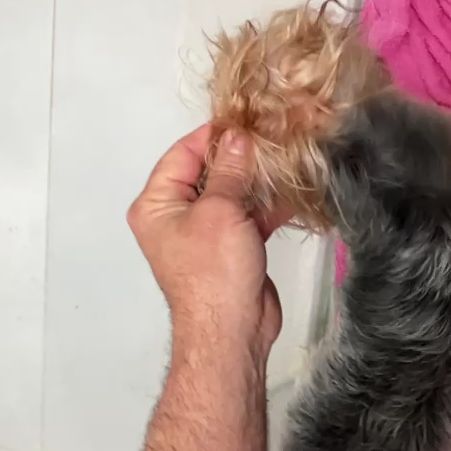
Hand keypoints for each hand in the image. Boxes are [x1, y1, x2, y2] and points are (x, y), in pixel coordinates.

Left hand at [127, 124, 282, 354]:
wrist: (232, 329)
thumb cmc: (215, 272)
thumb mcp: (221, 212)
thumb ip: (231, 171)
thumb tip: (239, 138)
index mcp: (157, 204)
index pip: (183, 154)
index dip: (214, 136)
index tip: (247, 120)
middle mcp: (176, 216)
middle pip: (209, 173)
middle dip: (240, 157)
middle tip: (272, 136)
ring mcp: (206, 233)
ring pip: (233, 195)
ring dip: (258, 181)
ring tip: (287, 158)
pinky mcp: (233, 248)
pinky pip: (249, 217)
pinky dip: (268, 206)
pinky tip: (293, 191)